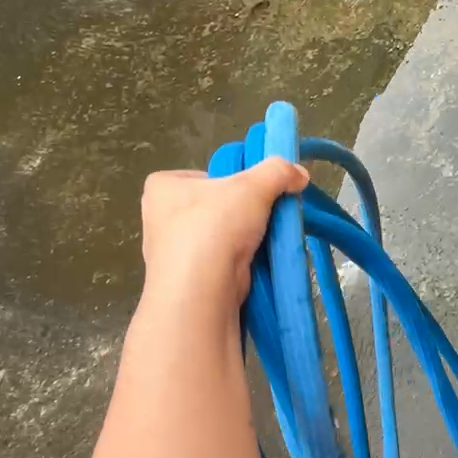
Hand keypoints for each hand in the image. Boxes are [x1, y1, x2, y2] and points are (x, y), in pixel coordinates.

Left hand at [139, 160, 308, 310]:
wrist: (202, 286)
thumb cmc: (216, 225)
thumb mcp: (254, 185)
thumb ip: (279, 171)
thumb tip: (300, 174)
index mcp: (162, 185)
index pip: (208, 176)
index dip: (237, 184)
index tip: (257, 196)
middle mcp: (158, 214)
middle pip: (218, 205)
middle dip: (244, 213)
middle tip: (267, 218)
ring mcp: (170, 248)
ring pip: (220, 233)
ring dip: (244, 237)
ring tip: (266, 241)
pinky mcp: (185, 275)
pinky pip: (220, 258)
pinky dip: (239, 259)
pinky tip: (255, 261)